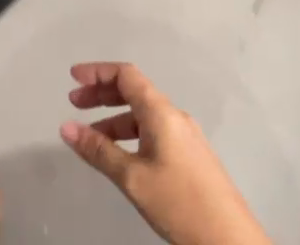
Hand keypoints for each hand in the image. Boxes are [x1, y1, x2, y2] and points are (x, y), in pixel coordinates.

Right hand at [58, 63, 269, 244]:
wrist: (233, 244)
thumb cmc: (180, 204)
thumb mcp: (132, 177)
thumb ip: (98, 150)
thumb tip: (66, 127)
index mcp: (162, 114)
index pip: (127, 76)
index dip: (98, 72)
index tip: (73, 77)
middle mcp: (176, 119)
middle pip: (134, 92)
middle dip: (102, 94)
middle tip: (74, 103)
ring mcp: (186, 139)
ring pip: (143, 116)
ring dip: (114, 119)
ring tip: (91, 138)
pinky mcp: (191, 159)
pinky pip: (154, 134)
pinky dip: (130, 135)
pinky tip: (120, 157)